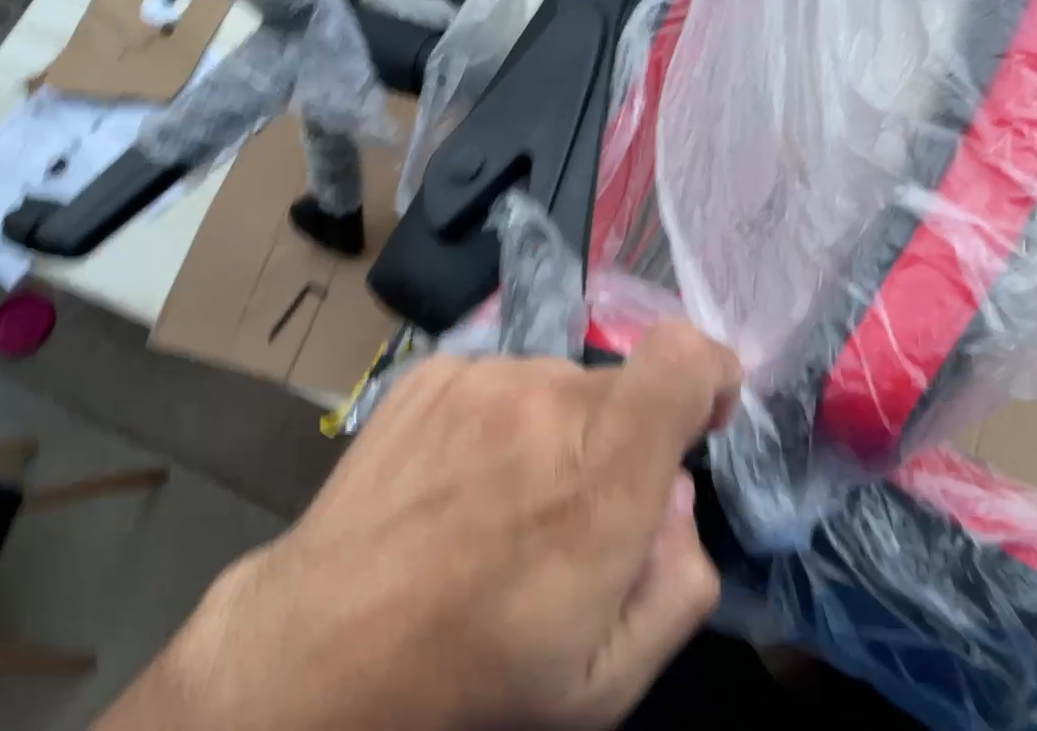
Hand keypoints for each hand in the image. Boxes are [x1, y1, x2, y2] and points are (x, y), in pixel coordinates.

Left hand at [96, 322, 740, 730]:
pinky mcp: (433, 372)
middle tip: (576, 512)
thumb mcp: (611, 677)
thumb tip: (675, 494)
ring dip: (560, 432)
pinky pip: (504, 382)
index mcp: (603, 475)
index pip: (683, 358)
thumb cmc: (479, 671)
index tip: (702, 416)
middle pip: (624, 388)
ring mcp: (483, 378)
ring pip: (562, 386)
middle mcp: (547, 403)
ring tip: (505, 502)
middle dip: (623, 440)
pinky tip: (462, 479)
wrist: (325, 645)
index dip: (711, 371)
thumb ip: (683, 579)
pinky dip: (505, 420)